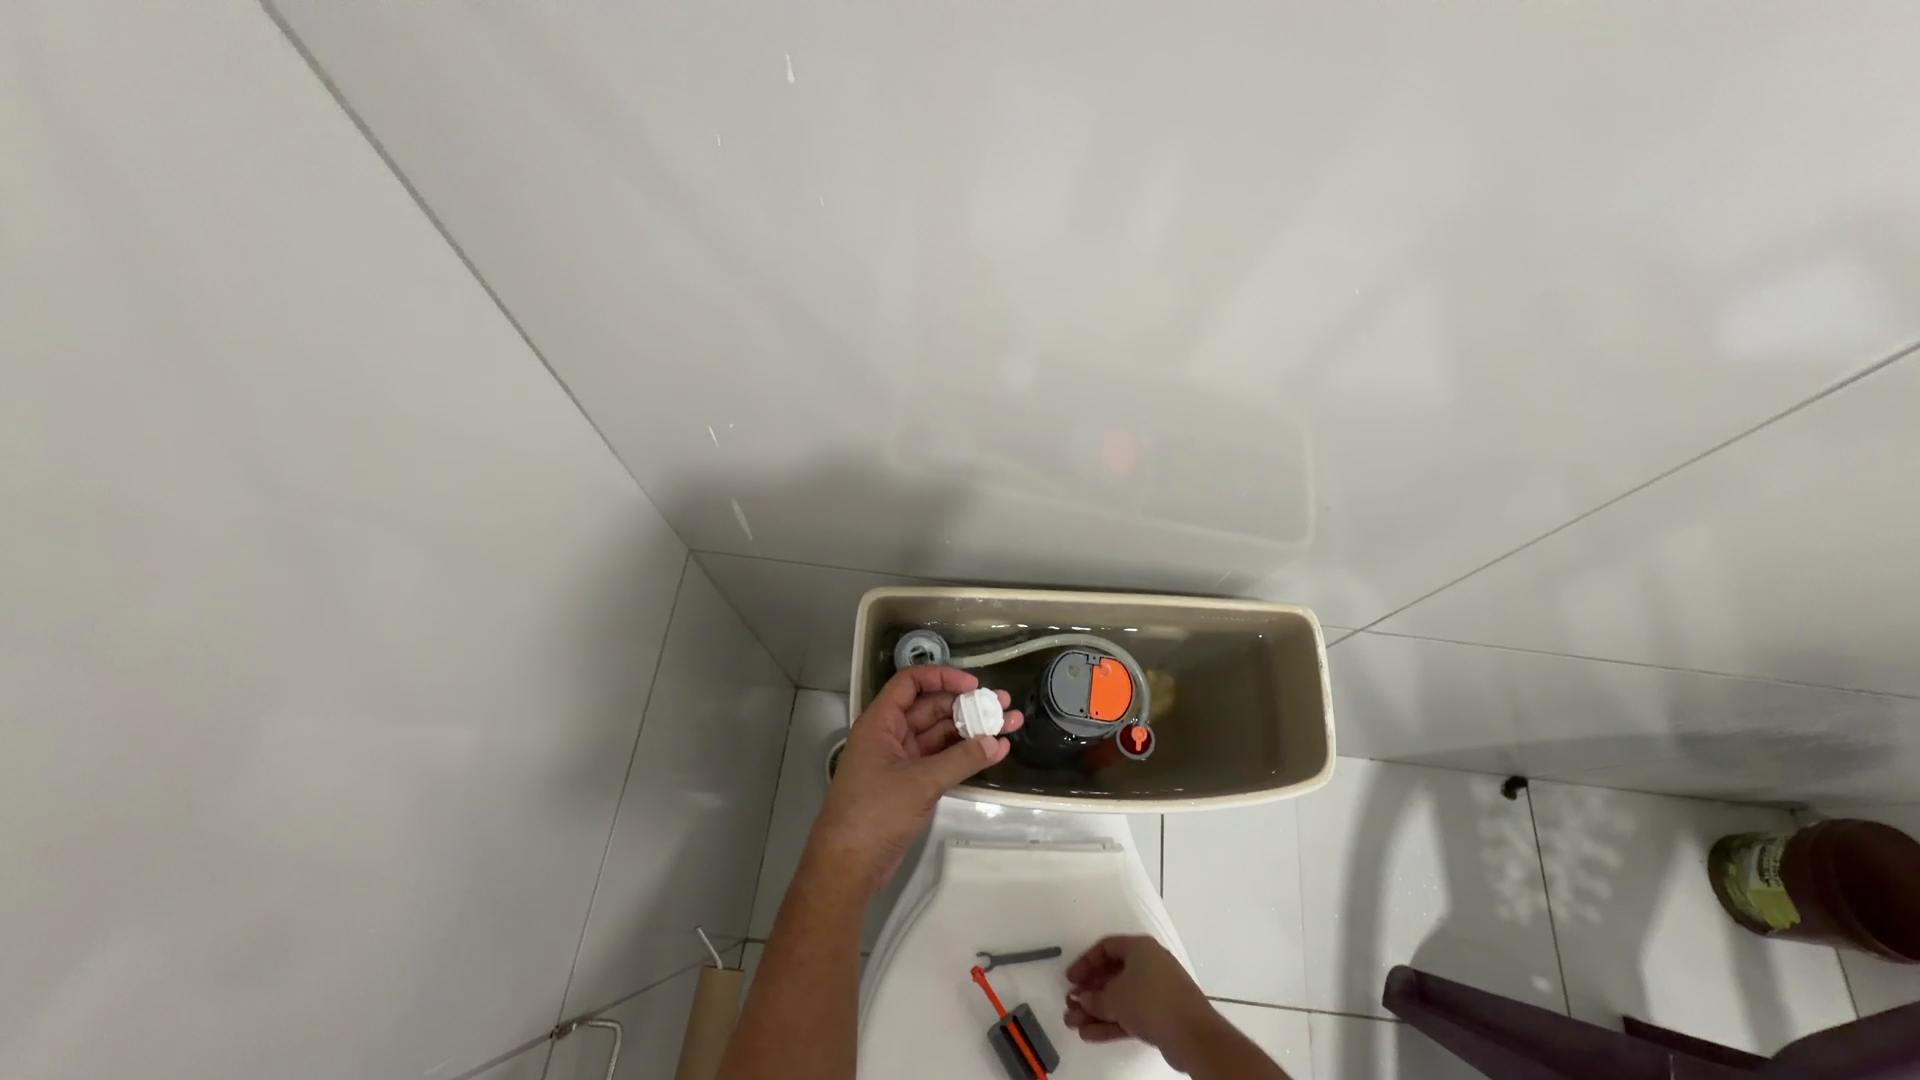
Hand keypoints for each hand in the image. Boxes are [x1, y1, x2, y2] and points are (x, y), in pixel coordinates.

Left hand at [804, 666, 1023, 892]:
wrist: (848, 865)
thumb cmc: (874, 813)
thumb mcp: (920, 782)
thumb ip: (960, 760)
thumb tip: (995, 742)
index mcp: (880, 723)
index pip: (910, 683)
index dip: (942, 677)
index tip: (973, 685)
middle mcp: (890, 736)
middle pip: (931, 708)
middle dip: (967, 706)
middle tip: (1004, 704)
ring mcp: (901, 761)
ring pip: (940, 736)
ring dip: (972, 731)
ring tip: (1010, 725)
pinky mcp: (910, 785)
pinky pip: (941, 761)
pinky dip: (965, 756)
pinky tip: (994, 752)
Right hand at [1064, 936, 1221, 1070]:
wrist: (1192, 1034)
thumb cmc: (1149, 1000)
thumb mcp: (1114, 997)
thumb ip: (1093, 998)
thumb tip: (1082, 1000)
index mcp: (1139, 948)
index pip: (1106, 947)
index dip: (1085, 962)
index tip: (1070, 979)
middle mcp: (1149, 964)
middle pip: (1112, 974)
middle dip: (1089, 992)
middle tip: (1071, 1004)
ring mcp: (1157, 991)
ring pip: (1120, 998)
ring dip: (1096, 1011)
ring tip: (1073, 1024)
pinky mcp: (1161, 1015)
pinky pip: (1131, 1014)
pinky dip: (1111, 1022)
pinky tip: (1090, 1035)